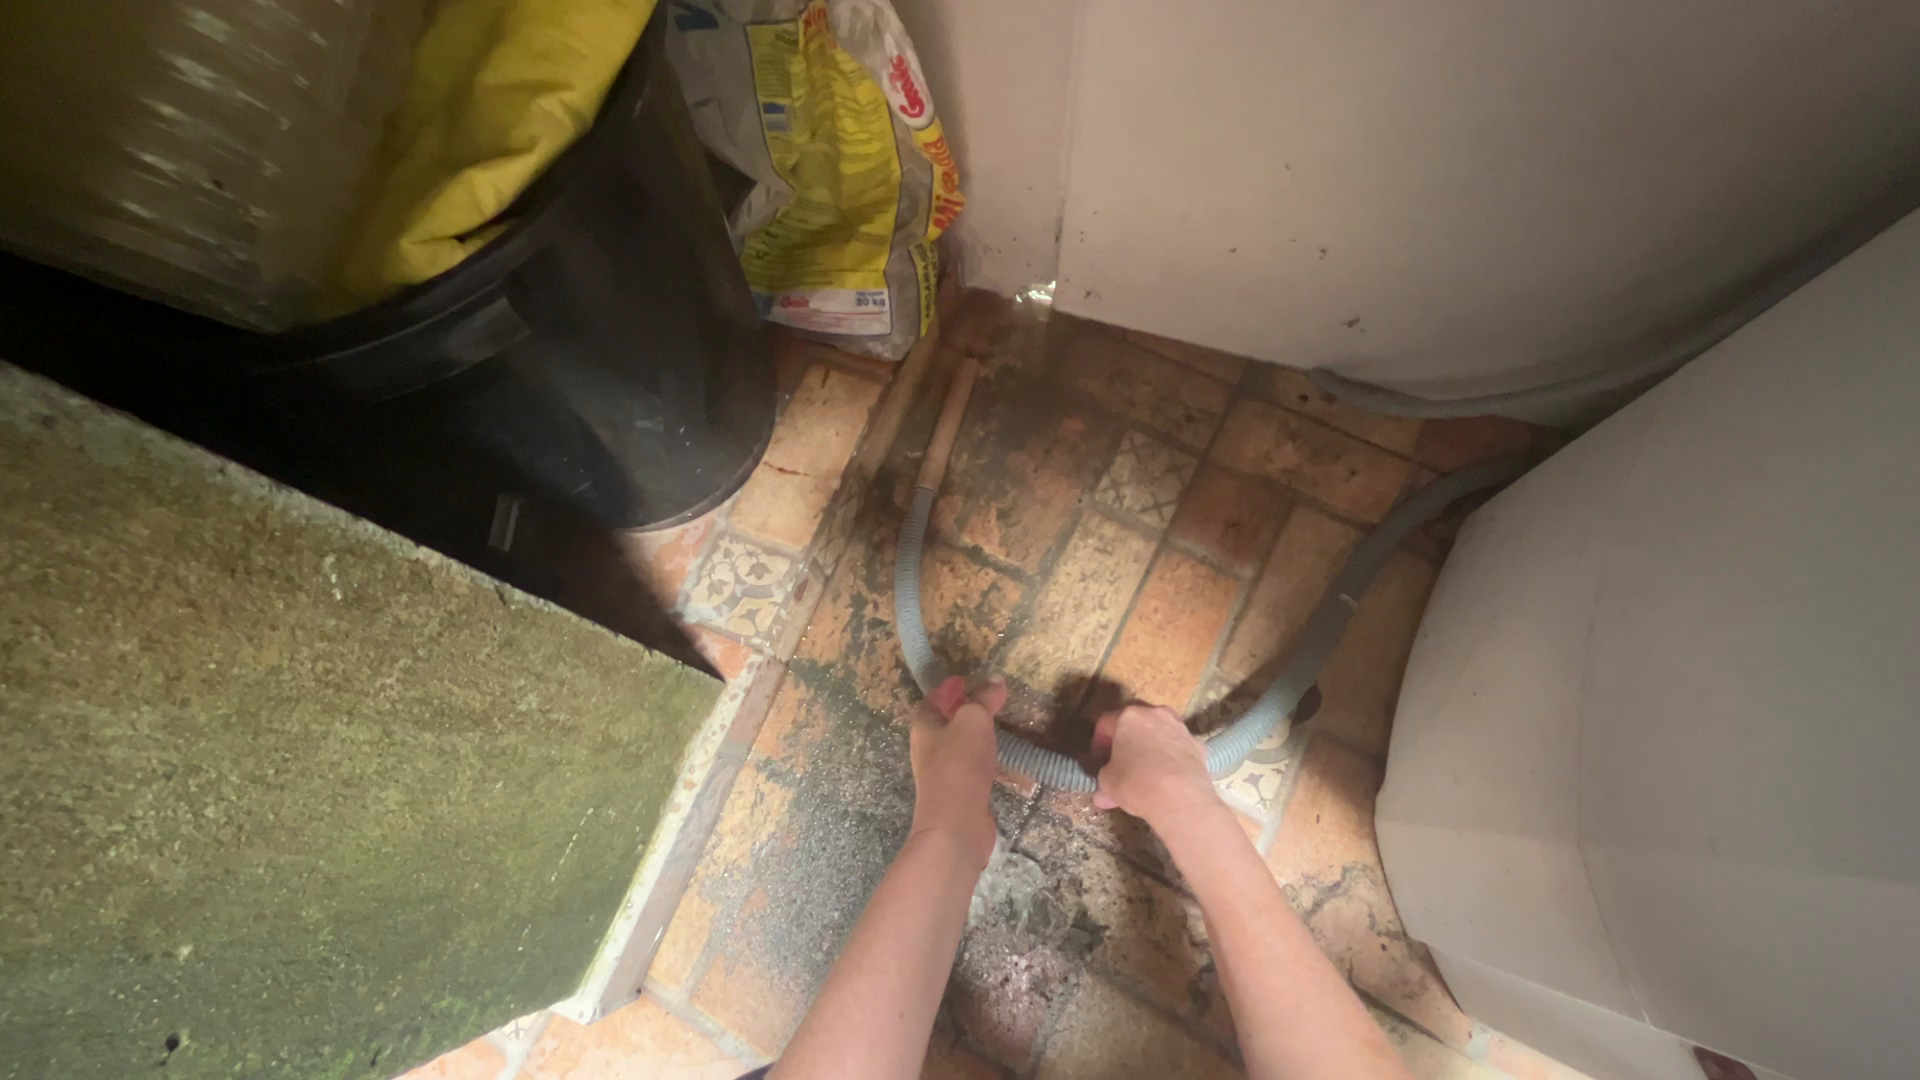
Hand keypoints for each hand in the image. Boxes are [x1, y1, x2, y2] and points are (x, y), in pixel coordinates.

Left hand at [908, 675, 1006, 871]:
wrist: (956, 823)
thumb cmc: (959, 764)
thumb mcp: (973, 721)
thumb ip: (984, 699)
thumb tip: (995, 680)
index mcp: (924, 727)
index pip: (932, 700)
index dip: (947, 688)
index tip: (962, 679)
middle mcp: (928, 749)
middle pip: (942, 722)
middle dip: (958, 709)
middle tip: (980, 698)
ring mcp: (942, 773)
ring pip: (956, 744)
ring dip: (971, 732)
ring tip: (993, 723)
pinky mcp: (958, 792)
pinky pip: (969, 765)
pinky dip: (981, 754)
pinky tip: (997, 755)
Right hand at [1088, 704, 1218, 825]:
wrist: (1181, 798)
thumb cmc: (1136, 783)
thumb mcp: (1108, 783)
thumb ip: (1104, 780)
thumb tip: (1102, 794)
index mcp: (1128, 716)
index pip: (1105, 723)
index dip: (1098, 744)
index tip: (1098, 762)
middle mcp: (1154, 713)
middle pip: (1134, 722)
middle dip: (1125, 740)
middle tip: (1120, 761)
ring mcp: (1179, 726)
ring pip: (1158, 731)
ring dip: (1150, 745)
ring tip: (1146, 769)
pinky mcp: (1197, 744)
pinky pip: (1177, 746)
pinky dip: (1170, 757)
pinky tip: (1167, 777)